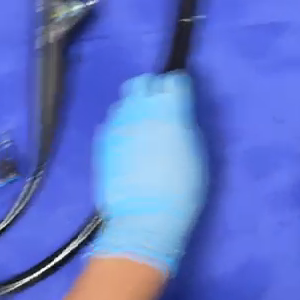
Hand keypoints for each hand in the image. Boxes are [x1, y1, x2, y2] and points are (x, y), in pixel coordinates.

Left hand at [90, 72, 206, 275]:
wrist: (145, 218)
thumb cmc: (181, 190)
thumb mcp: (195, 154)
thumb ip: (184, 126)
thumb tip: (177, 117)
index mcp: (169, 111)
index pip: (172, 81)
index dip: (178, 90)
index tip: (181, 100)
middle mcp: (140, 110)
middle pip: (142, 83)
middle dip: (151, 90)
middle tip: (159, 108)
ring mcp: (118, 125)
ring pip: (124, 102)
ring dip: (135, 108)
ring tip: (143, 129)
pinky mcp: (103, 141)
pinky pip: (113, 123)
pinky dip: (122, 127)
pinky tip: (129, 145)